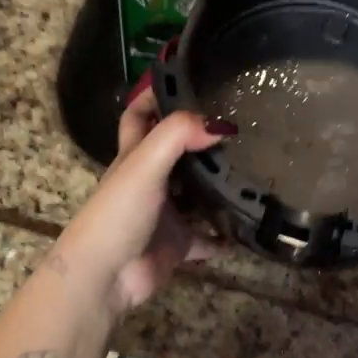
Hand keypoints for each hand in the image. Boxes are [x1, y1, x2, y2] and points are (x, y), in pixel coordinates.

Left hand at [48, 85, 227, 315]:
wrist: (104, 278)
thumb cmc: (118, 213)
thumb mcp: (144, 162)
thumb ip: (178, 135)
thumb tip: (222, 125)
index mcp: (134, 155)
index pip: (139, 114)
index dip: (154, 95)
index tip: (186, 79)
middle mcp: (150, 180)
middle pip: (176, 152)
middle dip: (200, 141)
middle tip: (239, 126)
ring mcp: (164, 213)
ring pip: (196, 193)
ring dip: (219, 186)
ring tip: (254, 171)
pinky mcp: (177, 244)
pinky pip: (207, 237)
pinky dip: (224, 234)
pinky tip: (247, 225)